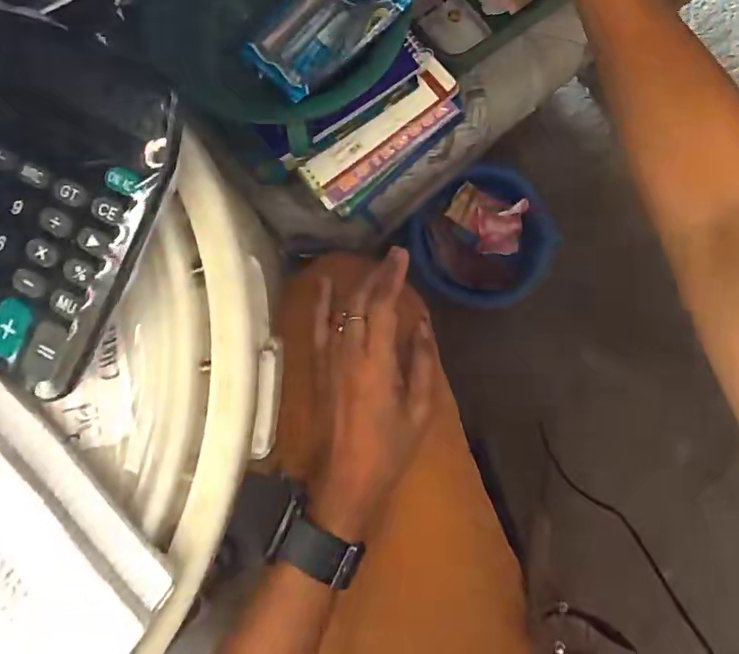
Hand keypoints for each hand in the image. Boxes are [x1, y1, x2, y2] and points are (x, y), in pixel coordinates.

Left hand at [308, 248, 437, 542]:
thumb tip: (421, 325)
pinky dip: (320, 303)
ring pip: (340, 309)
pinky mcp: (317, 368)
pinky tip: (323, 284)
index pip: (382, 306)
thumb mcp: (418, 412)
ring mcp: (328, 359)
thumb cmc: (388, 450)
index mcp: (376, 362)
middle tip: (393, 258)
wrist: (343, 483)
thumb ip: (421, 363)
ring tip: (371, 268)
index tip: (401, 256)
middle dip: (377, 275)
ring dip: (356, 284)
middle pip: (359, 301)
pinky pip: (317, 327)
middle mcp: (348, 352)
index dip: (392, 278)